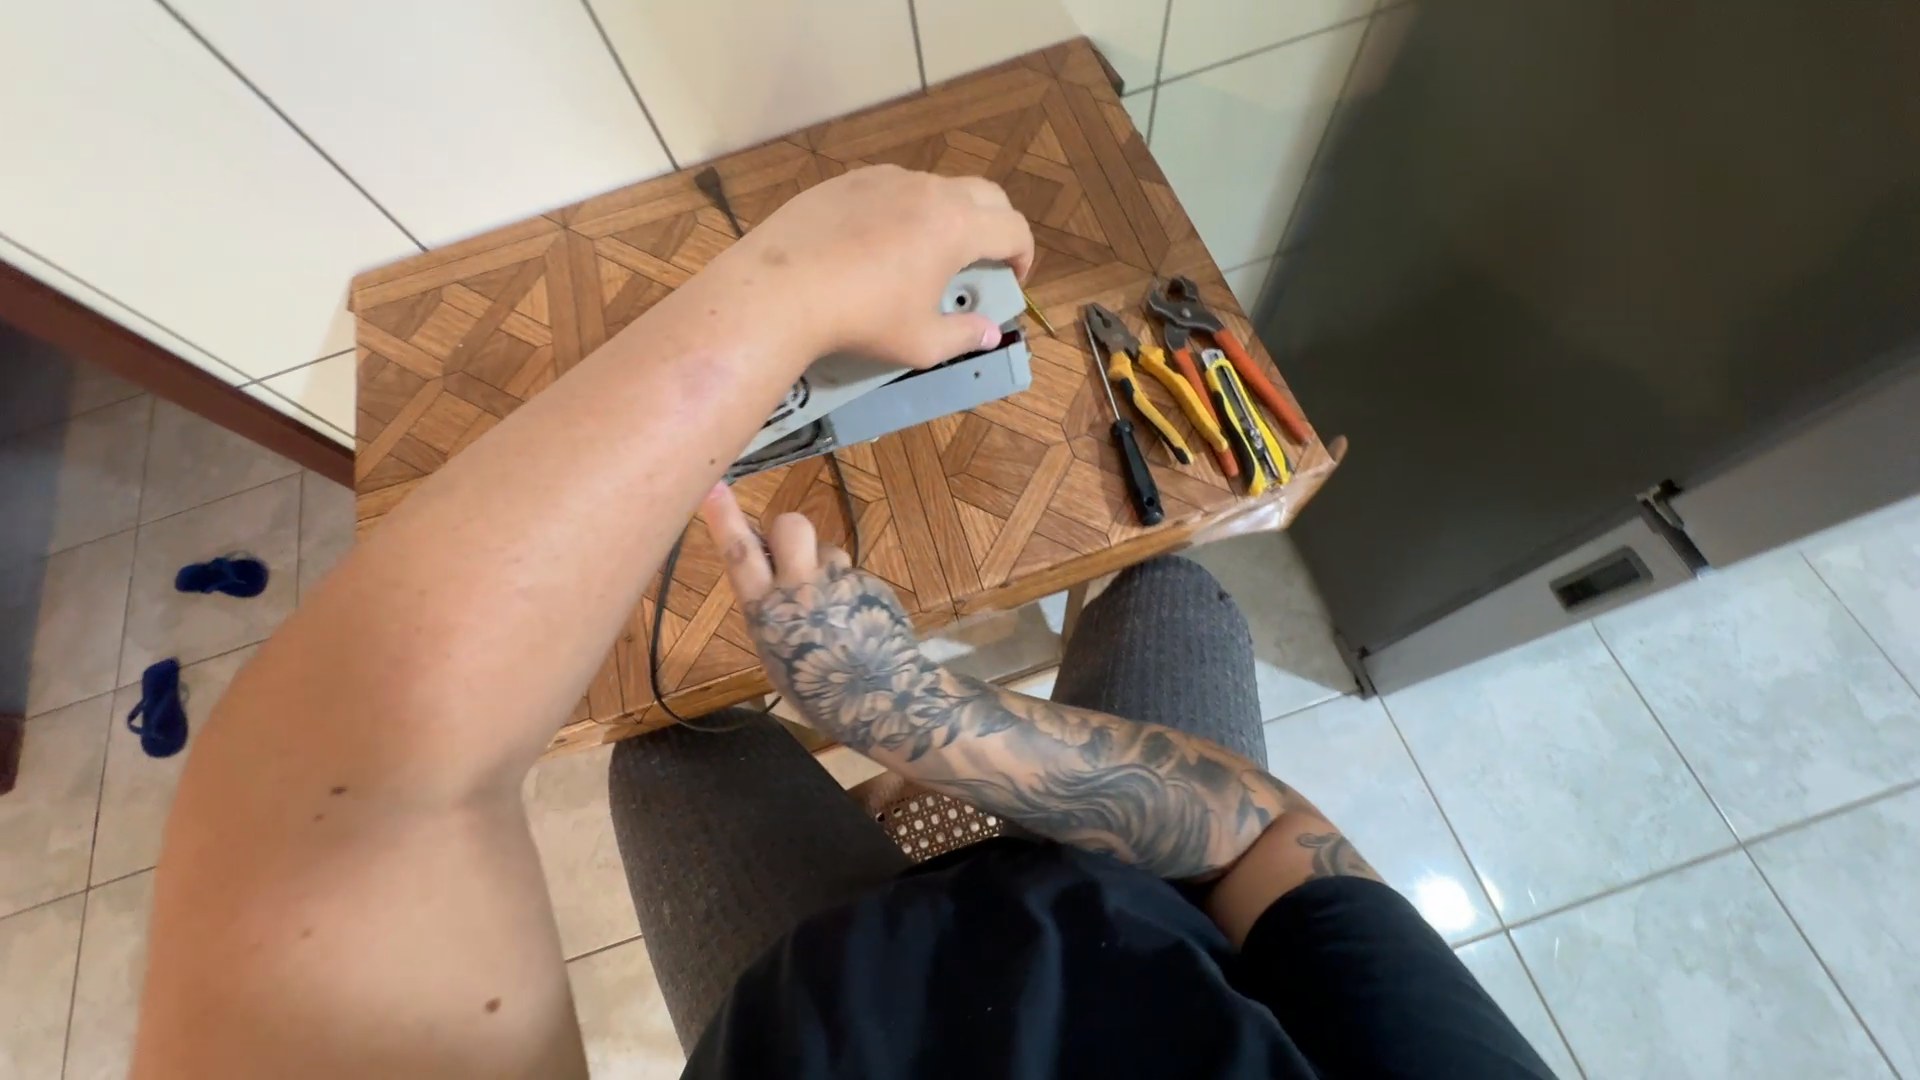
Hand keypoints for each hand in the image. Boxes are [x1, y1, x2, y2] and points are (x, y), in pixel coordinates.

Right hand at [701, 483, 945, 745]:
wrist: (885, 702)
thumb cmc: (821, 693)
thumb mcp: (777, 656)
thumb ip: (771, 614)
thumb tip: (772, 586)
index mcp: (767, 612)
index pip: (741, 554)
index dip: (725, 518)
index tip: (714, 486)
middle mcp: (801, 589)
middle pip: (791, 524)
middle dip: (786, 529)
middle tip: (790, 551)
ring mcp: (841, 582)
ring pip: (828, 551)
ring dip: (825, 568)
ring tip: (834, 608)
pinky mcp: (872, 584)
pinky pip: (853, 575)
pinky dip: (852, 591)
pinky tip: (859, 622)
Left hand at [703, 165, 1034, 368]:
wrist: (782, 290)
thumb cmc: (862, 320)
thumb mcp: (921, 342)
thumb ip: (964, 336)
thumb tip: (990, 334)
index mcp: (956, 227)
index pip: (1013, 229)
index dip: (1025, 256)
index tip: (1014, 281)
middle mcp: (928, 191)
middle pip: (986, 195)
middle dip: (997, 227)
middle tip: (985, 263)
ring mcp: (885, 179)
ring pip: (937, 187)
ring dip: (951, 216)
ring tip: (931, 256)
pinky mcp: (847, 181)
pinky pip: (893, 189)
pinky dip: (907, 211)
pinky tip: (881, 246)